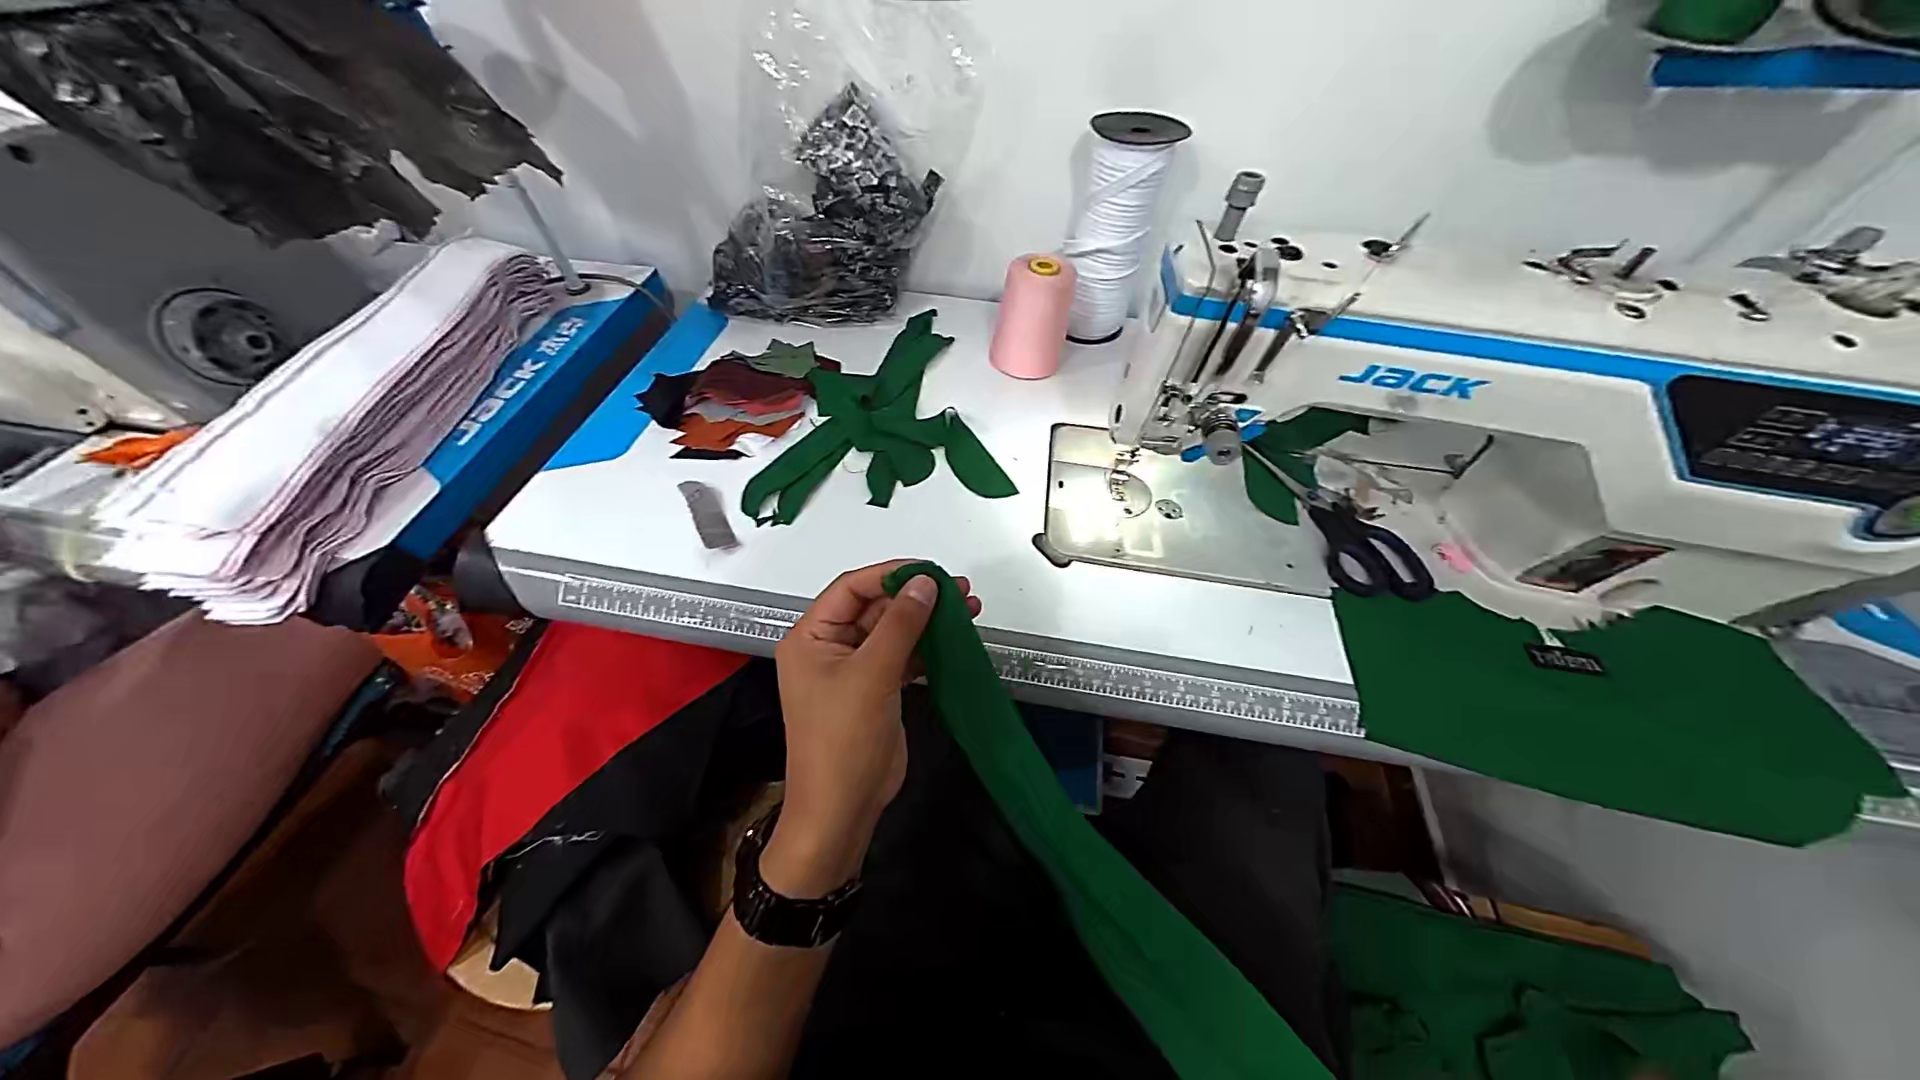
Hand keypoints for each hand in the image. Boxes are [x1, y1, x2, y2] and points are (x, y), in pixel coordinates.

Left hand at [766, 560, 979, 895]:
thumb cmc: (841, 744)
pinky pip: (903, 656)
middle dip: (916, 598)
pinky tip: (953, 639)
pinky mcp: (877, 688)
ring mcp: (854, 669)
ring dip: (927, 621)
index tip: (928, 571)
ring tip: (966, 608)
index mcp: (811, 637)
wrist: (843, 808)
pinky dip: (927, 647)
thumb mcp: (872, 675)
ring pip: (894, 631)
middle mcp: (829, 648)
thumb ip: (900, 624)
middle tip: (957, 589)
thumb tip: (924, 584)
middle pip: (875, 607)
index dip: (890, 575)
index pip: (851, 589)